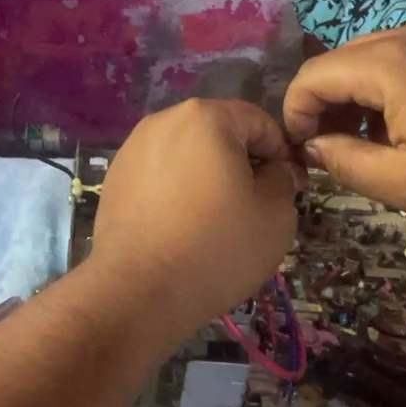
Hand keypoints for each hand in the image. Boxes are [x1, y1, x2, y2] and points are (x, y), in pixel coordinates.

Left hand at [91, 99, 302, 335]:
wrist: (139, 289)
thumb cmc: (217, 246)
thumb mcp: (275, 214)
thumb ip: (282, 179)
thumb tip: (276, 169)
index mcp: (205, 117)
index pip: (258, 122)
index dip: (281, 153)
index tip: (289, 188)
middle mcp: (163, 121)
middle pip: (218, 133)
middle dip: (241, 162)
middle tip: (254, 205)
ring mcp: (133, 148)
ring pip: (186, 153)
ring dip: (207, 176)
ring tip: (216, 218)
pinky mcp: (115, 176)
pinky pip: (159, 174)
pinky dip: (176, 190)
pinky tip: (181, 226)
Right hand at [282, 21, 405, 228]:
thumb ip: (345, 162)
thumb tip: (313, 144)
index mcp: (388, 62)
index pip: (312, 76)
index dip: (295, 114)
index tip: (305, 155)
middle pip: (338, 62)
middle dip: (324, 106)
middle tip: (336, 154)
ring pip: (369, 59)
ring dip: (355, 99)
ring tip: (372, 146)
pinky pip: (401, 59)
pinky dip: (386, 90)